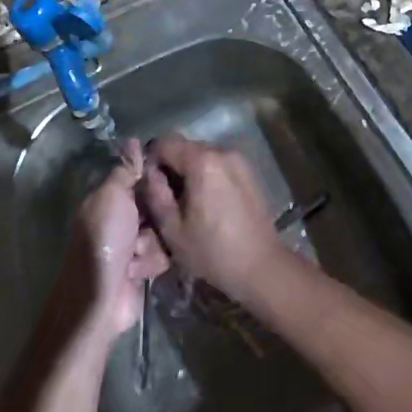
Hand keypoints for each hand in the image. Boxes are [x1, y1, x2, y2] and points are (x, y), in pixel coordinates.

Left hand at [57, 139, 169, 341]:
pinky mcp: (143, 267)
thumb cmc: (103, 240)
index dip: (156, 177)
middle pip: (157, 205)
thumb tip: (132, 141)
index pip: (141, 177)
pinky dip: (151, 263)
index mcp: (108, 198)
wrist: (98, 297)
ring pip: (162, 231)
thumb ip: (124, 171)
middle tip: (147, 225)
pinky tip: (138, 271)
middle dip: (157, 216)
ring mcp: (132, 244)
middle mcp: (121, 217)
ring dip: (152, 244)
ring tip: (136, 256)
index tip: (173, 176)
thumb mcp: (111, 197)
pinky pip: (162, 255)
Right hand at [141, 136, 287, 304]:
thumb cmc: (213, 252)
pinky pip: (218, 165)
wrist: (263, 268)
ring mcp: (239, 161)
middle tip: (166, 198)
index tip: (150, 186)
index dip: (151, 161)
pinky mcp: (249, 173)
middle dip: (170, 167)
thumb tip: (148, 173)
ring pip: (202, 156)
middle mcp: (222, 152)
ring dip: (189, 172)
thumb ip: (155, 194)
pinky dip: (207, 176)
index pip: (164, 143)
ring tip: (187, 203)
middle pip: (185, 147)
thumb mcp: (173, 229)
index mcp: (202, 161)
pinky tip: (207, 204)